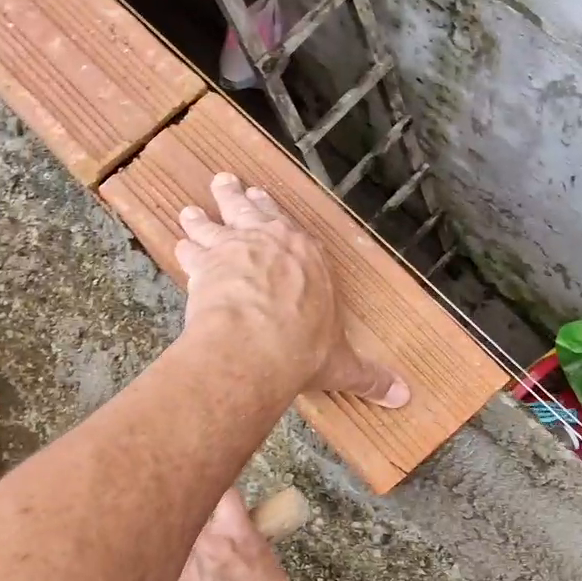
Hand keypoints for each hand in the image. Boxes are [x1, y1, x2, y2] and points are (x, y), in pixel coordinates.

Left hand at [177, 173, 408, 407]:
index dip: (277, 218)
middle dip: (238, 198)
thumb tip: (402, 396)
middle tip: (226, 184)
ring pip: (217, 223)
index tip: (268, 205)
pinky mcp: (206, 263)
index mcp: (309, 258)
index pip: (293, 230)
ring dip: (204, 218)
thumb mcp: (341, 365)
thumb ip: (367, 377)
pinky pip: (193, 249)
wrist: (256, 345)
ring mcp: (236, 248)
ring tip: (192, 212)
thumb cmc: (302, 351)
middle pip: (252, 211)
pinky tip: (179, 244)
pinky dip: (186, 247)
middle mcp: (273, 242)